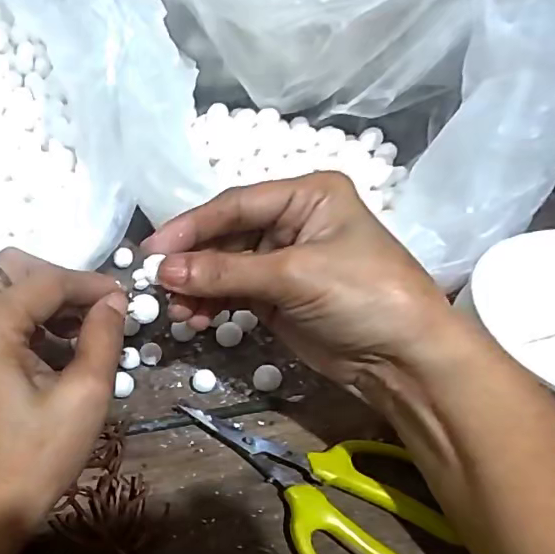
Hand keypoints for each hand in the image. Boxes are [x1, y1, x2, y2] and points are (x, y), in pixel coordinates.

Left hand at [0, 249, 129, 529]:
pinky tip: (60, 350)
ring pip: (5, 291)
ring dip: (47, 303)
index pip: (47, 281)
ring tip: (87, 334)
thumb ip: (102, 337)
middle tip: (99, 313)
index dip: (92, 285)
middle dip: (62, 284)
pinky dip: (29, 322)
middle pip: (15, 270)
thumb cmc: (38, 456)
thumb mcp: (84, 395)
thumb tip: (115, 300)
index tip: (127, 300)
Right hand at [141, 174, 477, 394]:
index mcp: (307, 195)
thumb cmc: (363, 297)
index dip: (191, 227)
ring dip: (197, 288)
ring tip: (176, 310)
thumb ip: (226, 272)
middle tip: (156, 285)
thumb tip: (164, 271)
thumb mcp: (294, 276)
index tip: (151, 251)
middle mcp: (292, 221)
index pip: (235, 205)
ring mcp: (282, 261)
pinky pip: (231, 293)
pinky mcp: (275, 296)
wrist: (402, 358)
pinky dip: (210, 305)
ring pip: (223, 268)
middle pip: (225, 236)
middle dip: (191, 262)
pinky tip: (194, 318)